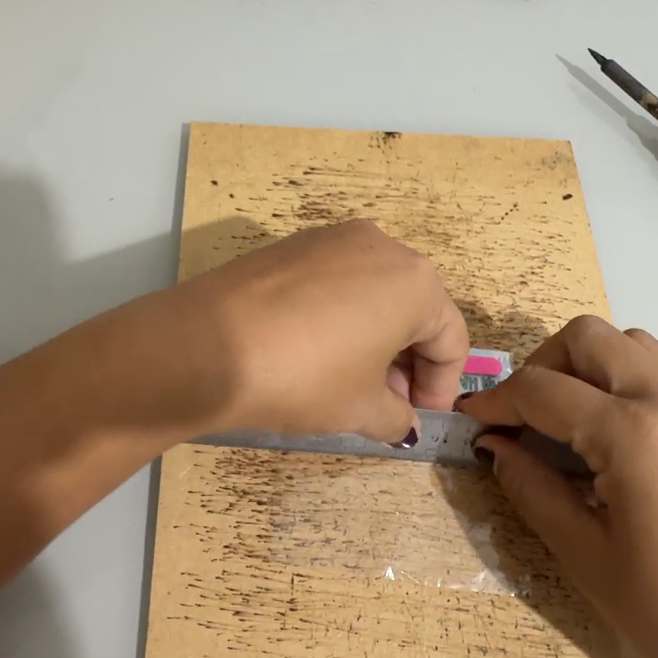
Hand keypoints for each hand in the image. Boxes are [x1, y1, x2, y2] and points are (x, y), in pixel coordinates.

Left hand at [139, 220, 469, 444]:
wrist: (207, 345)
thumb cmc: (303, 376)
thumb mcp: (360, 409)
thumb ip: (397, 416)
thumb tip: (402, 419)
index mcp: (414, 281)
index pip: (450, 339)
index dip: (442, 386)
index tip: (419, 417)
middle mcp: (380, 245)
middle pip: (413, 308)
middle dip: (407, 359)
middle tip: (387, 404)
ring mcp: (331, 238)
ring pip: (373, 291)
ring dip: (374, 335)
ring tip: (350, 380)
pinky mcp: (292, 243)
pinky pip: (335, 280)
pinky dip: (339, 313)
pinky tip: (314, 348)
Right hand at [457, 316, 657, 657]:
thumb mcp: (586, 556)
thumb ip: (530, 487)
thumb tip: (494, 445)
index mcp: (633, 433)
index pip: (541, 389)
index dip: (495, 402)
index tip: (468, 420)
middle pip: (585, 337)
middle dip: (539, 366)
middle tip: (521, 417)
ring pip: (627, 342)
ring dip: (583, 364)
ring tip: (563, 419)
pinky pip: (656, 367)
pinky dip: (618, 377)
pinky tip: (607, 434)